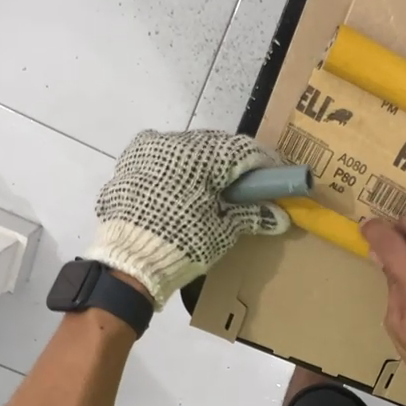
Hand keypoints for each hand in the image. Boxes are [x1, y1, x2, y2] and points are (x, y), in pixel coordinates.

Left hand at [87, 130, 290, 307]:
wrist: (126, 263)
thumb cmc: (180, 243)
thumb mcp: (221, 232)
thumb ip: (251, 216)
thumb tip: (280, 216)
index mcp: (200, 154)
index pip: (242, 150)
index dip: (263, 164)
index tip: (274, 179)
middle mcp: (172, 142)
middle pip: (213, 147)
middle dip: (231, 165)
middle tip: (244, 189)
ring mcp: (146, 152)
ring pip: (185, 151)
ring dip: (201, 167)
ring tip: (210, 193)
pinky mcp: (127, 165)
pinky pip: (160, 162)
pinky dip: (175, 173)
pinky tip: (179, 195)